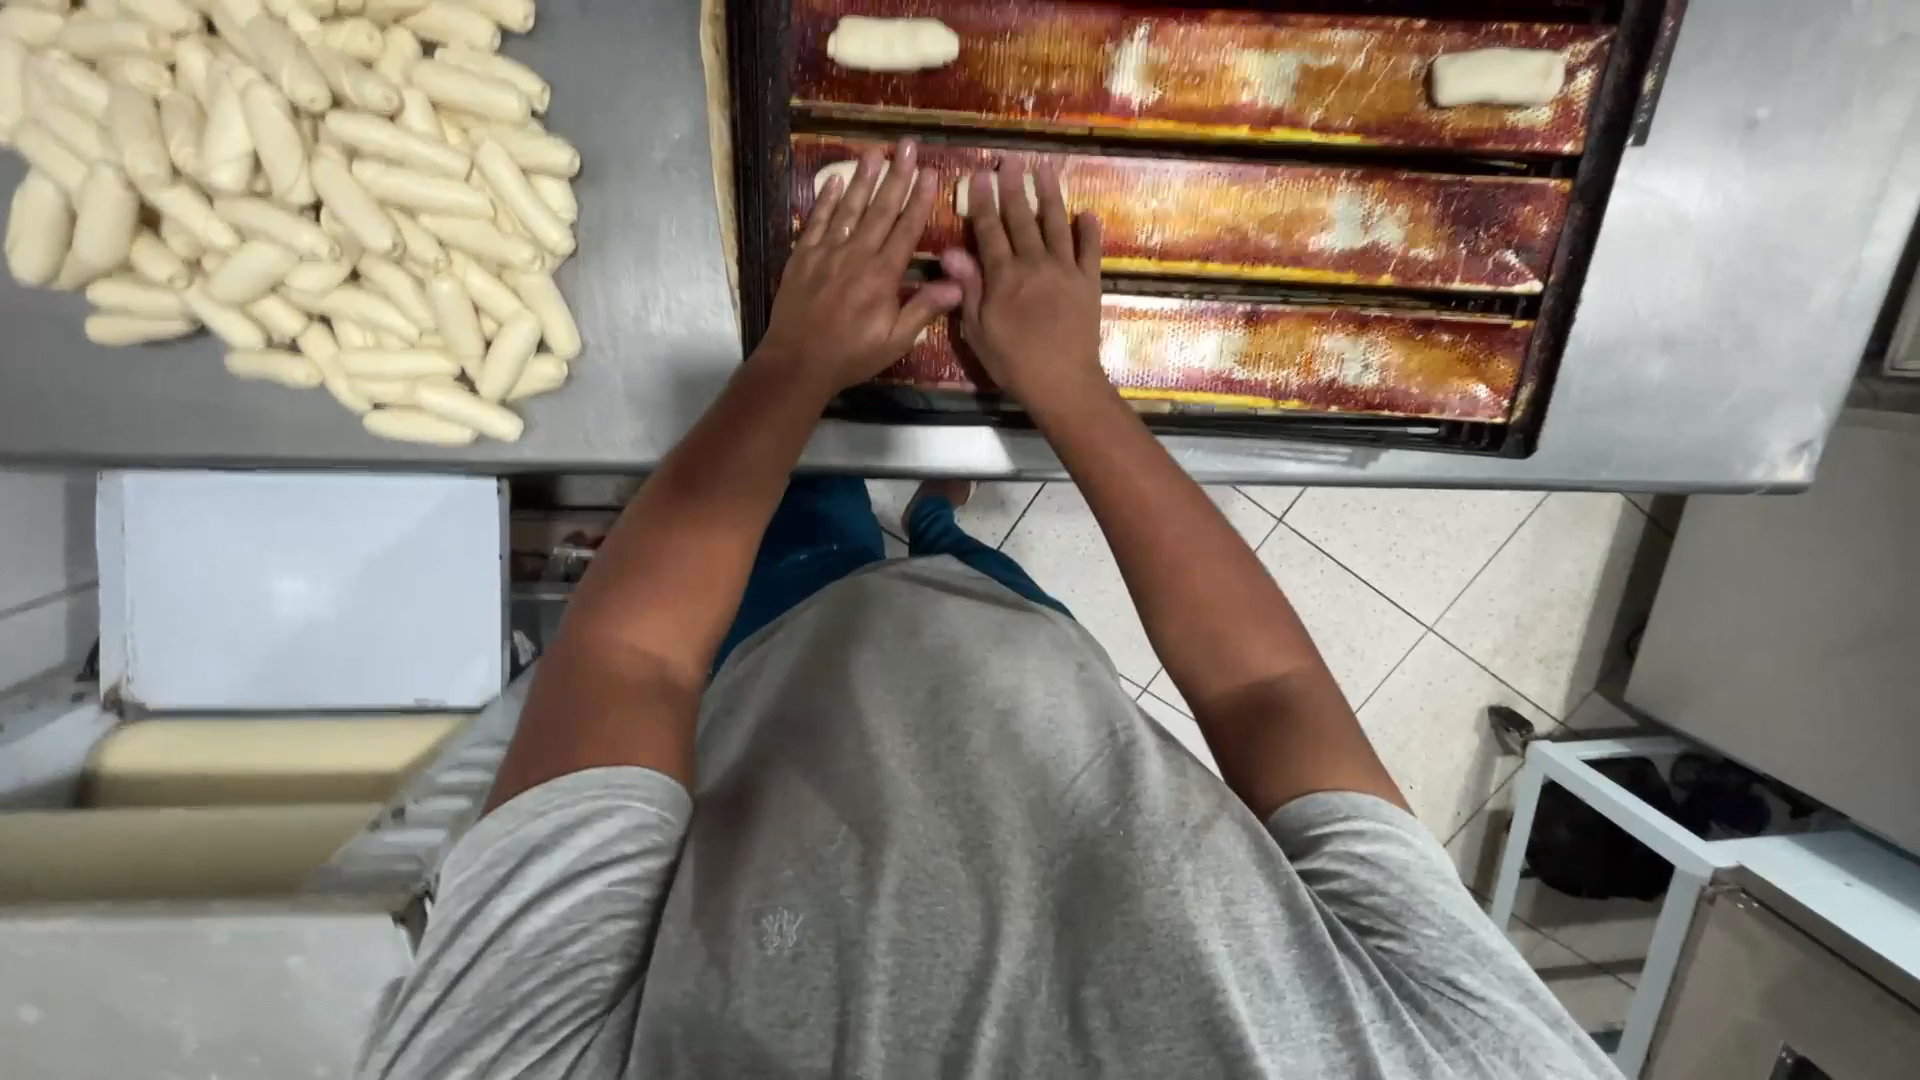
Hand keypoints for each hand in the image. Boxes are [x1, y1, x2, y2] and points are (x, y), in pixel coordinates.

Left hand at [755, 138, 961, 394]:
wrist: (798, 362)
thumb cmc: (852, 356)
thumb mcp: (895, 341)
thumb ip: (924, 309)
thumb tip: (958, 285)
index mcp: (883, 275)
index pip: (907, 229)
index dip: (920, 199)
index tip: (931, 172)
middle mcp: (856, 255)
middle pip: (880, 209)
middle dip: (896, 176)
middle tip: (907, 145)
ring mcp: (827, 252)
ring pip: (849, 208)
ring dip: (864, 178)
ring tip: (875, 152)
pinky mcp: (802, 257)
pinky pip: (816, 220)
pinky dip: (826, 199)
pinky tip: (836, 181)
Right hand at [941, 159, 1104, 406]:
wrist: (1062, 382)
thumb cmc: (1013, 363)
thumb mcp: (978, 331)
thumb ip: (968, 289)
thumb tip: (951, 252)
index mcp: (1003, 276)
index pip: (990, 230)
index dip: (983, 201)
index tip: (980, 175)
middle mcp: (1034, 263)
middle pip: (1022, 218)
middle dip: (1014, 187)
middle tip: (1010, 160)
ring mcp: (1065, 270)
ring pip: (1056, 223)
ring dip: (1049, 194)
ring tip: (1044, 169)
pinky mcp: (1089, 282)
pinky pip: (1090, 249)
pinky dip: (1088, 230)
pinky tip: (1086, 214)